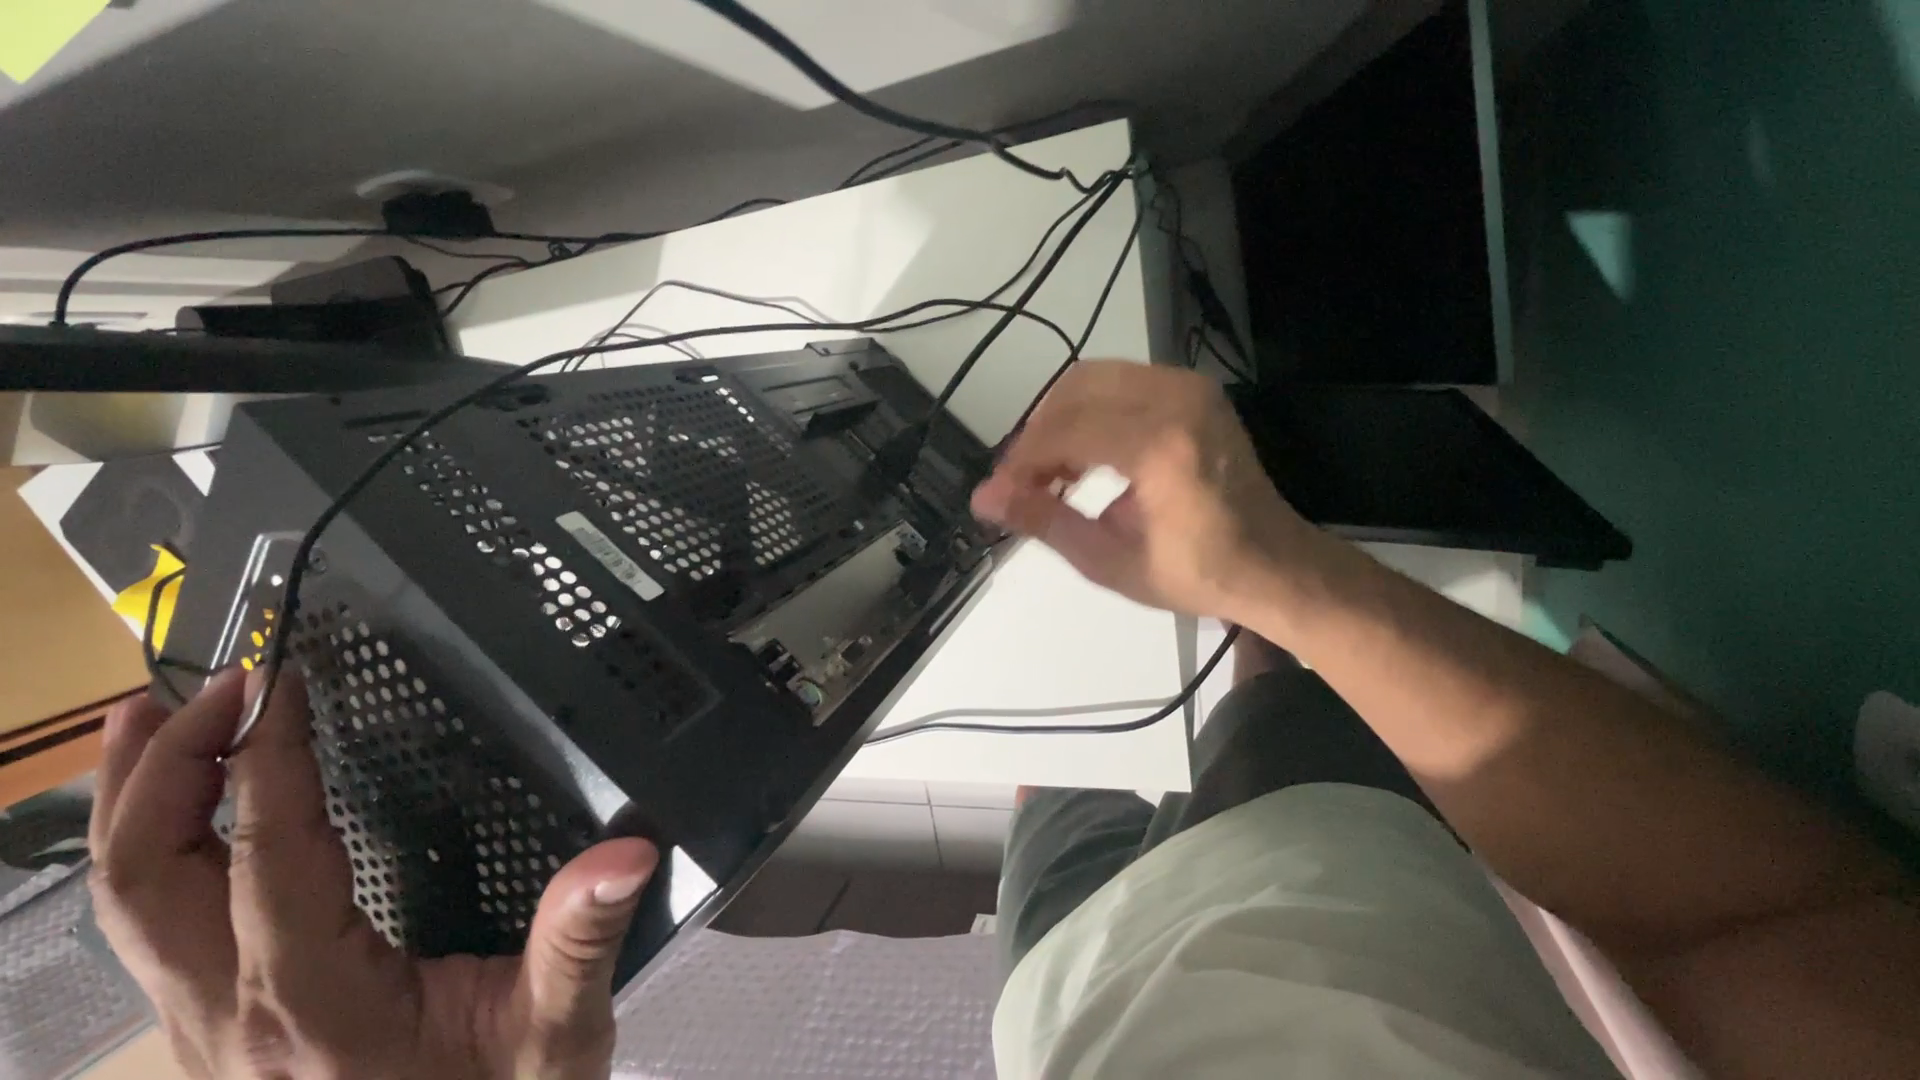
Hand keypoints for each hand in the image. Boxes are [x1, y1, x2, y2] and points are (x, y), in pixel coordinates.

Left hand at [88, 667, 657, 1079]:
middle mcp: (231, 1018)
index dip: (267, 763)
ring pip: (127, 910)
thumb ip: (581, 940)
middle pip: (145, 882)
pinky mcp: (218, 1035)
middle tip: (216, 682)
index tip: (284, 680)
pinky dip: (153, 850)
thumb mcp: (556, 1033)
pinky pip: (153, 930)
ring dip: (134, 803)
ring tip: (155, 719)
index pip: (270, 859)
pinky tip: (186, 817)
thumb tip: (630, 850)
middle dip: (164, 770)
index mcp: (316, 1005)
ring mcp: (208, 1033)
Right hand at [973, 362, 1322, 623]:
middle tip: (1023, 482)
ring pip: (1092, 379)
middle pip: (1073, 392)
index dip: (1021, 460)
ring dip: (1060, 419)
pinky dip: (1090, 410)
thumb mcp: (1109, 560)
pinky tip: (1085, 454)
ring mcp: (1189, 388)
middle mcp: (1176, 401)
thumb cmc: (1194, 573)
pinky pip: (1120, 381)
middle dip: (1037, 435)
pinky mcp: (1194, 389)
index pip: (1064, 432)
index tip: (999, 493)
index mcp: (1160, 448)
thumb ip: (1044, 520)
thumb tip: (984, 498)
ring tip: (1051, 471)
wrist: (1272, 562)